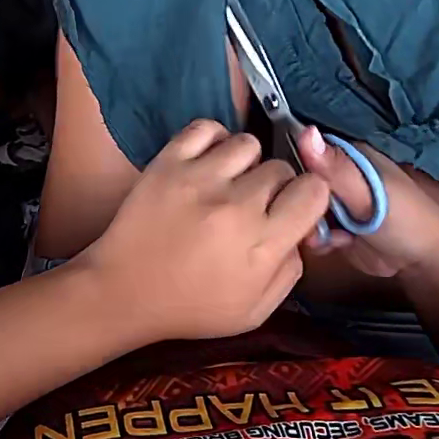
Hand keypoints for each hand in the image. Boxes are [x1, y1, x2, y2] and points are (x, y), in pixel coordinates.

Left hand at [76, 120, 331, 341]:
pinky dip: (214, 141)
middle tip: (255, 206)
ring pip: (248, 144)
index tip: (294, 209)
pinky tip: (208, 164)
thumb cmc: (192, 307)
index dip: (310, 198)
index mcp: (262, 244)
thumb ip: (291, 270)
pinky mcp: (168, 163)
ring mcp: (200, 179)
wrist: (124, 293)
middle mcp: (237, 205)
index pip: (314, 191)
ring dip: (246, 163)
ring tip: (229, 184)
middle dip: (276, 187)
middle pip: (281, 168)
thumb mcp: (256, 310)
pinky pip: (207, 128)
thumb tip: (304, 232)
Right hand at [294, 125, 438, 277]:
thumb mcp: (366, 193)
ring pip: (305, 213)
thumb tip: (306, 131)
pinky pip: (314, 232)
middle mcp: (339, 178)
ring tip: (327, 238)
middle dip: (301, 207)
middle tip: (315, 222)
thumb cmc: (402, 219)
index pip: (305, 153)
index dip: (293, 171)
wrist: (422, 260)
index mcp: (348, 158)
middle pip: (301, 187)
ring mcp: (338, 206)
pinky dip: (318, 241)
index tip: (290, 192)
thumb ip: (334, 168)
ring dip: (310, 227)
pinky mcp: (337, 230)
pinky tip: (332, 246)